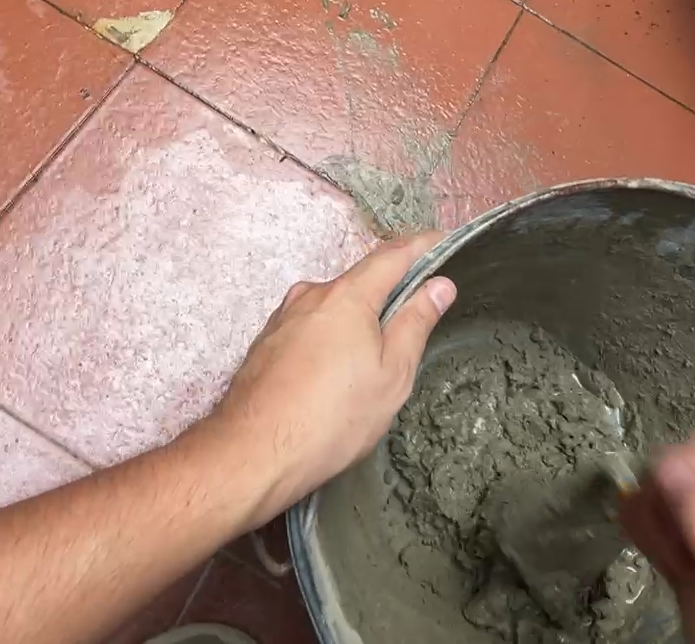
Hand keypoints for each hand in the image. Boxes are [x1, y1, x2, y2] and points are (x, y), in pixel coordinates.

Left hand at [202, 233, 455, 528]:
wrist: (251, 453)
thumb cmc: (331, 418)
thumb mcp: (391, 374)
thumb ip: (416, 322)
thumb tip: (440, 285)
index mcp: (348, 296)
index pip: (393, 255)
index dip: (422, 245)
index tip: (443, 241)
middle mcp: (312, 295)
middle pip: (362, 278)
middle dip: (392, 285)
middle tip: (420, 302)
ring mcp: (285, 316)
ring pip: (335, 302)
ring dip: (361, 312)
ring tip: (379, 345)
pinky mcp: (269, 340)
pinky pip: (312, 322)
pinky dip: (334, 331)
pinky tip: (339, 364)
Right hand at [619, 432, 694, 643]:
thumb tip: (666, 461)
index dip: (685, 478)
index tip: (674, 519)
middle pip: (687, 465)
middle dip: (669, 505)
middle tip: (676, 548)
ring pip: (666, 485)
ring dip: (658, 521)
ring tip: (674, 562)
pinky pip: (661, 506)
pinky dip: (651, 528)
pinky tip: (663, 558)